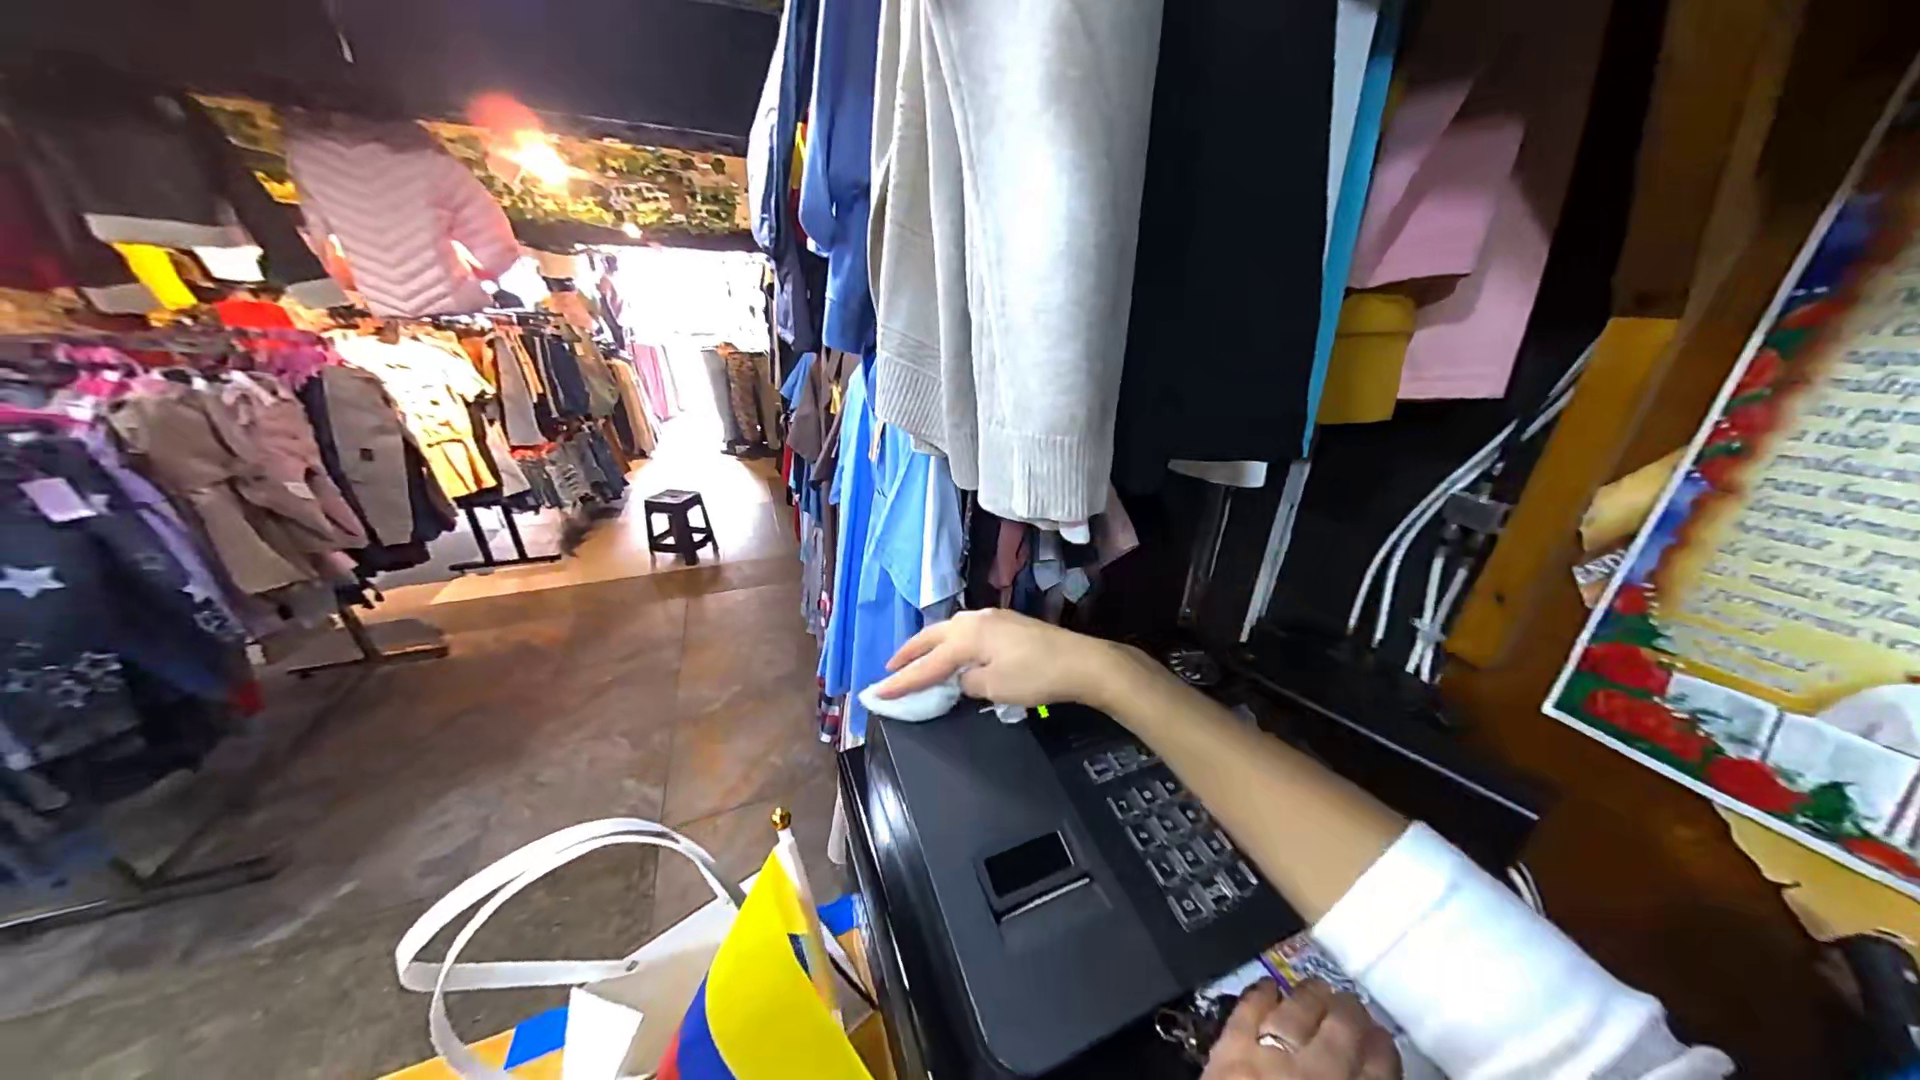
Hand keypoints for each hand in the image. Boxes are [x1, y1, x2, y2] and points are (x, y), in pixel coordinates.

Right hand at [868, 609, 1137, 708]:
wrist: (1081, 662)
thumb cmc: (1035, 676)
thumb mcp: (994, 688)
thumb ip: (967, 683)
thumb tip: (960, 679)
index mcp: (966, 636)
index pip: (926, 664)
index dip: (902, 682)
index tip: (877, 693)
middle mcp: (974, 620)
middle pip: (932, 637)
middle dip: (909, 653)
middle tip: (890, 669)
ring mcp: (992, 618)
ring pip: (949, 629)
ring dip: (929, 644)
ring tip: (916, 658)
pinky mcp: (1007, 622)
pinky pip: (966, 630)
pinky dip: (950, 641)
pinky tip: (953, 650)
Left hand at [1202, 980, 1399, 1079]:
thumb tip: (1370, 1077)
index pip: (1379, 1077)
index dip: (1383, 1056)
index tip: (1384, 1039)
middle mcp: (1318, 1077)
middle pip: (1341, 1036)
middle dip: (1350, 1016)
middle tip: (1354, 1002)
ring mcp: (1271, 1058)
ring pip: (1297, 1014)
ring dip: (1311, 997)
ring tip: (1320, 987)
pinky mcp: (1230, 1049)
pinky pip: (1248, 1011)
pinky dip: (1261, 994)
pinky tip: (1269, 985)